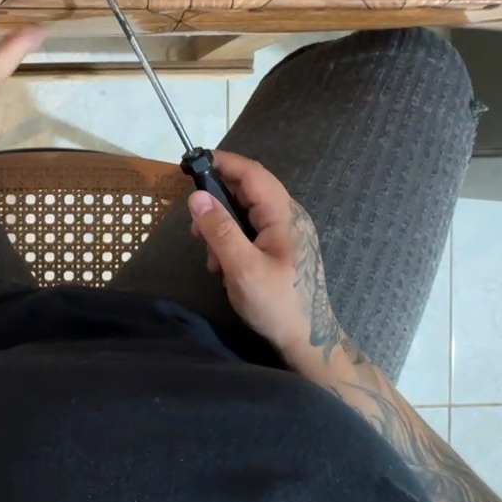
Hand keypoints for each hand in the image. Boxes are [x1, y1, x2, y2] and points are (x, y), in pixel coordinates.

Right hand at [187, 151, 353, 367]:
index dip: (224, 162)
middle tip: (193, 221)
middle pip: (249, 189)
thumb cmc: (277, 304)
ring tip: (207, 249)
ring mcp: (286, 233)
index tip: (194, 161)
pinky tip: (220, 262)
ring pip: (247, 211)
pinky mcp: (281, 248)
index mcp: (284, 215)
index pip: (253, 174)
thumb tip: (196, 197)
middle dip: (218, 198)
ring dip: (222, 223)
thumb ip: (219, 231)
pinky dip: (231, 238)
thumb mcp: (242, 268)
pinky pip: (251, 230)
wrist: (307, 340)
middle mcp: (288, 217)